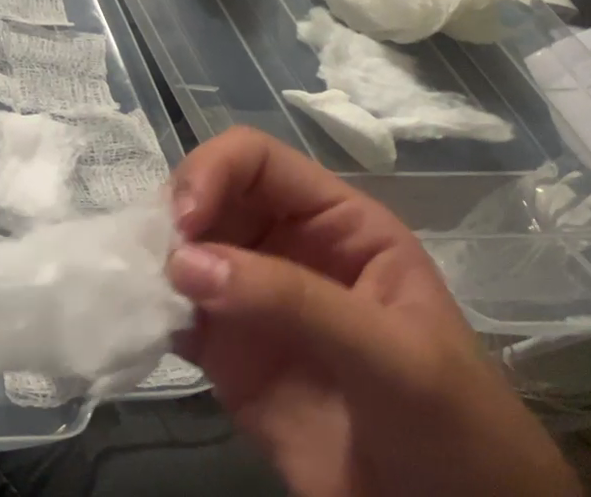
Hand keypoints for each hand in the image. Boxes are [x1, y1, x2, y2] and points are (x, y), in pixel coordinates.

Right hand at [165, 127, 578, 496]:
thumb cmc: (454, 430)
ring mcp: (247, 297)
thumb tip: (182, 261)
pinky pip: (168, 307)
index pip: (256, 161)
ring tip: (138, 288)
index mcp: (337, 225)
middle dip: (173, 216)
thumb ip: (294, 300)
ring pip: (178, 246)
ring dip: (150, 257)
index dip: (212, 172)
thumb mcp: (394, 356)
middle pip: (206, 194)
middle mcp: (284, 247)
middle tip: (154, 260)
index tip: (183, 222)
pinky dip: (145, 305)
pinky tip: (136, 319)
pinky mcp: (220, 348)